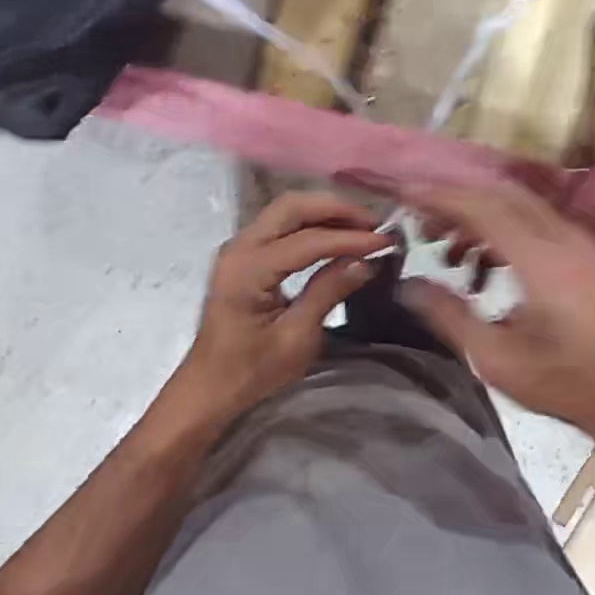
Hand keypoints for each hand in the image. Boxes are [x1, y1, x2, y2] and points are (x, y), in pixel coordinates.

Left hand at [163, 192, 391, 428]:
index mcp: (248, 269)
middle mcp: (239, 247)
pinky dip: (311, 224)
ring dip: (325, 213)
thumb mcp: (297, 337)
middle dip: (336, 210)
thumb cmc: (251, 371)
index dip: (350, 238)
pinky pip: (281, 225)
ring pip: (286, 211)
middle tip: (374, 223)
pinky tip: (336, 236)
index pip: (308, 240)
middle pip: (292, 207)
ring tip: (362, 227)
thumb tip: (365, 262)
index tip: (385, 241)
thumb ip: (328, 291)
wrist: (209, 387)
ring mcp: (238, 248)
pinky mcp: (243, 255)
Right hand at [398, 184, 594, 442]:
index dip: (441, 198)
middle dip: (456, 200)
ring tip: (446, 249)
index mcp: (544, 263)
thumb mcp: (495, 359)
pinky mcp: (581, 254)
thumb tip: (409, 285)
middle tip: (420, 219)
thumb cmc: (560, 384)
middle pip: (501, 196)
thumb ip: (449, 316)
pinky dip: (500, 229)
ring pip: (518, 205)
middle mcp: (564, 240)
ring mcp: (577, 244)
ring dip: (478, 215)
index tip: (405, 196)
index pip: (484, 209)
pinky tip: (481, 264)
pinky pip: (533, 222)